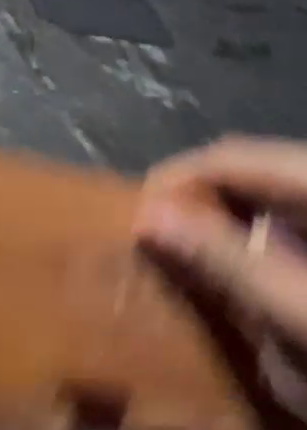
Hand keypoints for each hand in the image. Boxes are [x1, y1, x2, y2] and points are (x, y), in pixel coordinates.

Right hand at [137, 137, 306, 418]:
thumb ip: (230, 264)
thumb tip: (147, 217)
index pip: (231, 156)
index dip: (172, 182)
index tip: (139, 226)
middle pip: (260, 168)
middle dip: (202, 201)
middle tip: (167, 246)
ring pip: (287, 193)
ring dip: (238, 219)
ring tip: (212, 262)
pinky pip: (305, 216)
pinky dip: (280, 237)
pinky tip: (271, 273)